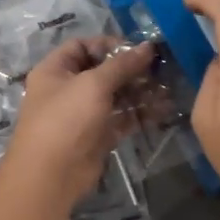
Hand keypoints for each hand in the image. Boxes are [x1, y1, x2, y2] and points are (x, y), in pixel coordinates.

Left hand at [1, 38, 154, 201]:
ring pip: (116, 96)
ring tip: (167, 89)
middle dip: (132, 70)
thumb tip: (148, 46)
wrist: (51, 175)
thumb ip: (122, 64)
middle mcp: (68, 89)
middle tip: (160, 69)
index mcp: (56, 71)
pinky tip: (164, 109)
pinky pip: (123, 118)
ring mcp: (84, 114)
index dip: (109, 44)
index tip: (137, 49)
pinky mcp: (99, 135)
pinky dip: (141, 113)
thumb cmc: (66, 120)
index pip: (82, 46)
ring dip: (141, 92)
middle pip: (104, 72)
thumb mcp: (93, 84)